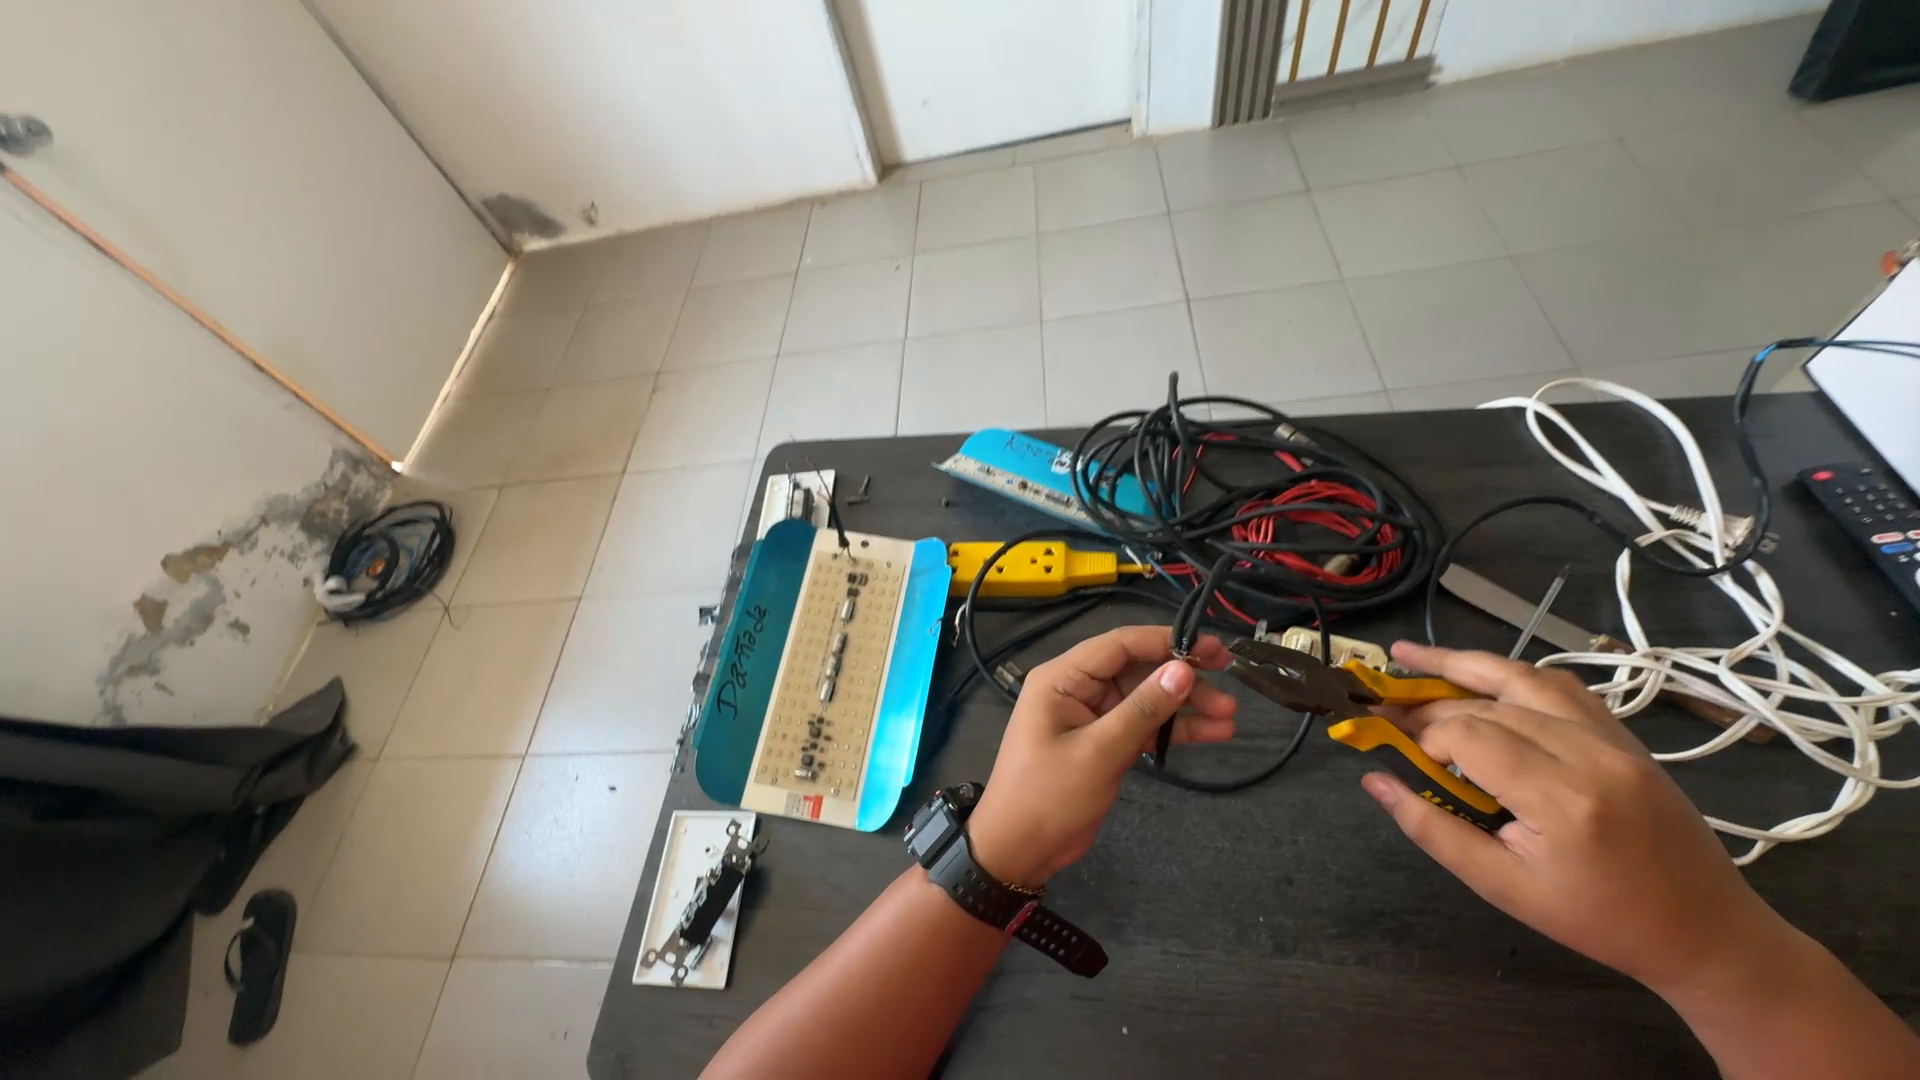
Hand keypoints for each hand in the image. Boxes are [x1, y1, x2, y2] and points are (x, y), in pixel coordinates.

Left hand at [965, 626, 1237, 887]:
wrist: (1019, 849)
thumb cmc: (1049, 795)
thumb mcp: (1099, 751)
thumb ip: (1143, 709)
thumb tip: (1184, 668)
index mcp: (1063, 678)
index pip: (1120, 644)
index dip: (1166, 641)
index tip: (1211, 649)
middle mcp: (1077, 688)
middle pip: (1137, 669)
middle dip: (1182, 676)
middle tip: (1229, 678)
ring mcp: (1092, 716)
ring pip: (1146, 698)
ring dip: (1185, 705)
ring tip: (1230, 716)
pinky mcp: (1104, 742)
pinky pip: (1143, 725)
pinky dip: (1174, 730)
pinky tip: (1213, 733)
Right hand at [1365, 641, 1787, 997]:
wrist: (1711, 935)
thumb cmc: (1599, 921)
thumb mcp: (1503, 887)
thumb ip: (1432, 829)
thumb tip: (1374, 780)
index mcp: (1561, 800)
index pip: (1469, 735)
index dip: (1422, 736)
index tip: (1396, 752)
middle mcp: (1591, 754)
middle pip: (1488, 704)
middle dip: (1428, 702)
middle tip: (1384, 708)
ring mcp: (1615, 739)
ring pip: (1524, 678)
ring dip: (1463, 665)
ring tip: (1408, 657)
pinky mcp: (1627, 737)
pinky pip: (1561, 687)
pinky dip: (1512, 674)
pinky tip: (1480, 675)